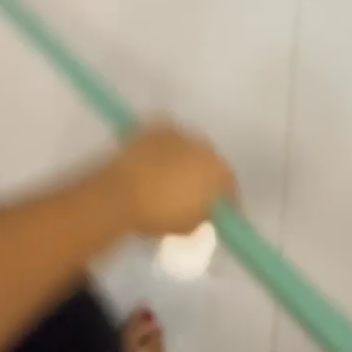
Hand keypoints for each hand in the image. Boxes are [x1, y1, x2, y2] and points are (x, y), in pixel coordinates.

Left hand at [96, 122, 235, 236]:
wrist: (122, 192)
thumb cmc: (159, 215)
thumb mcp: (190, 226)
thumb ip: (203, 215)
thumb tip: (202, 210)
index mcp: (219, 172)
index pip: (230, 185)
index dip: (224, 199)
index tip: (216, 211)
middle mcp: (205, 147)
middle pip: (210, 161)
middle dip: (204, 175)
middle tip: (191, 192)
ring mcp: (180, 132)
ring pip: (189, 147)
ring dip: (184, 159)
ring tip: (168, 175)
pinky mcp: (157, 125)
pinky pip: (167, 138)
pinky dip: (164, 147)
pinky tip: (154, 160)